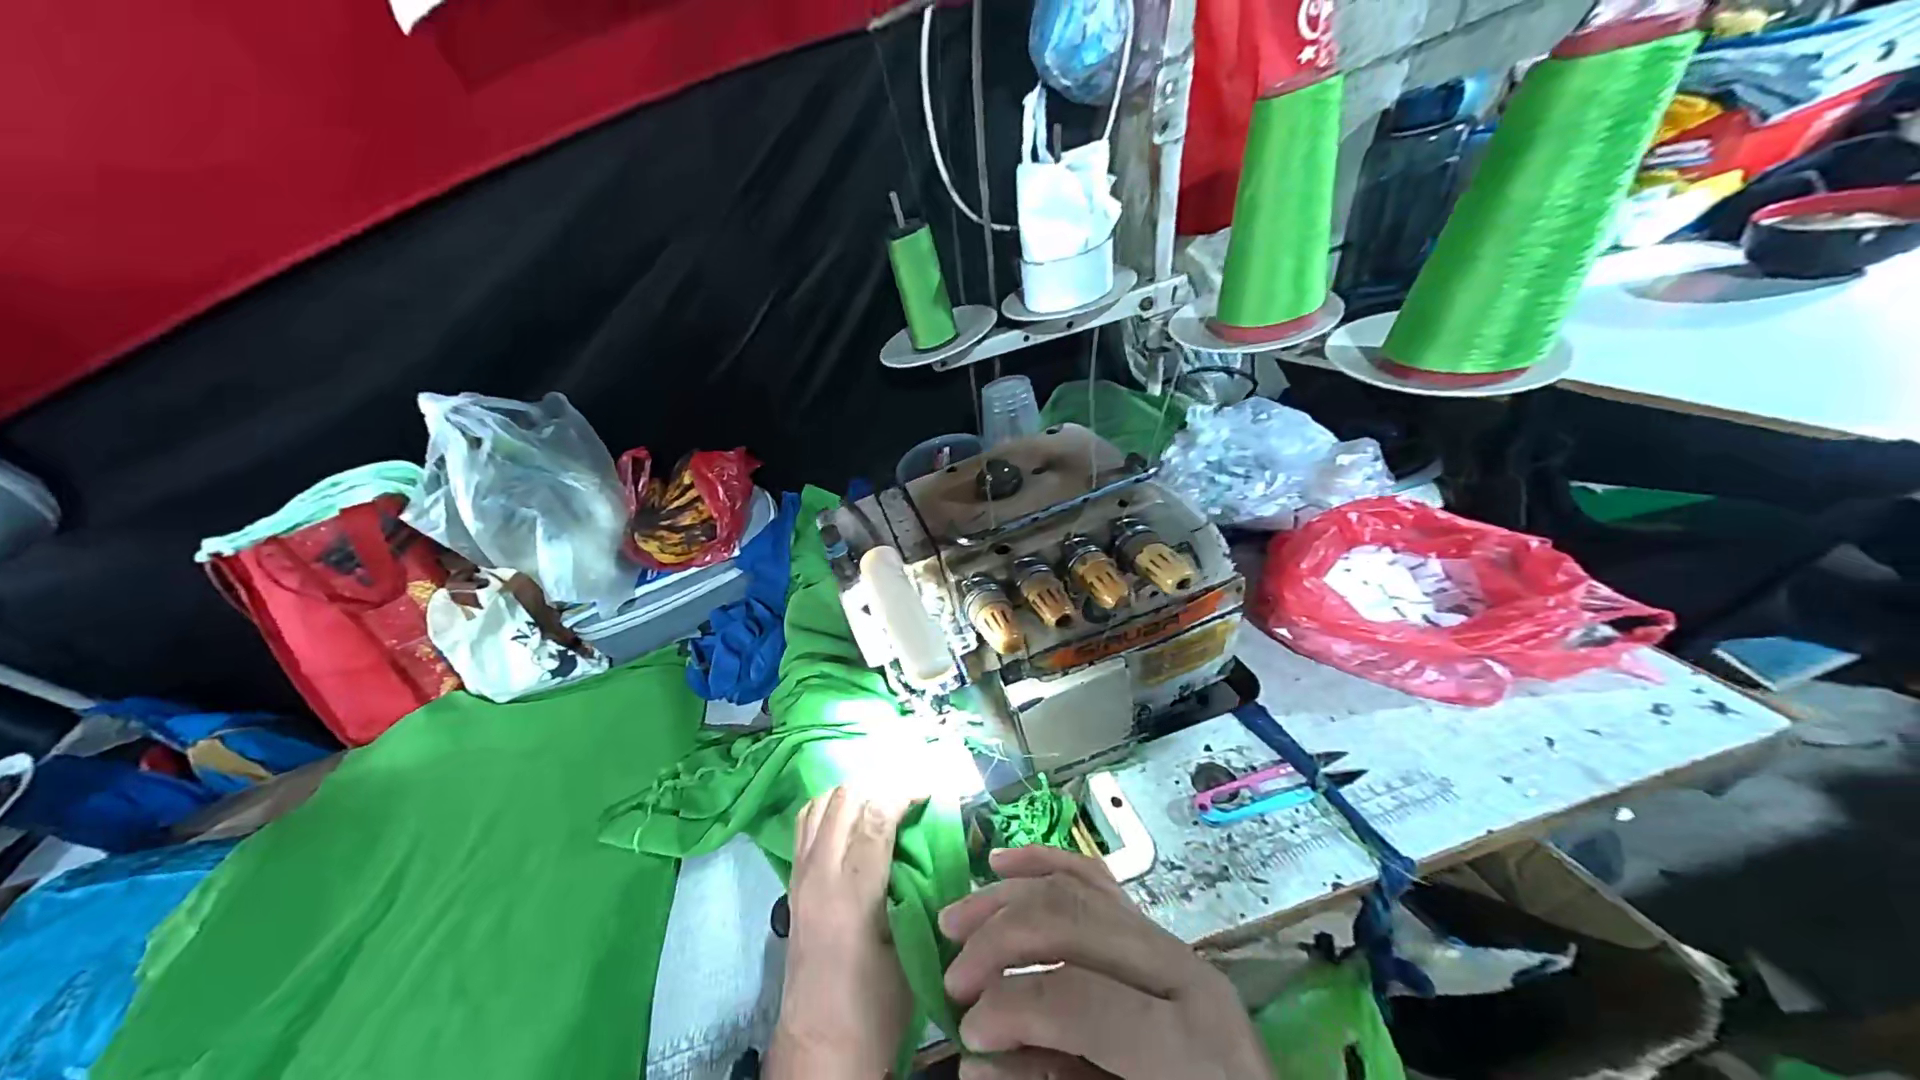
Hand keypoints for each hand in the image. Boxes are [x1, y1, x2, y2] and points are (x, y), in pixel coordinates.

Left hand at [769, 787, 914, 1079]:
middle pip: (845, 797)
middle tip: (913, 796)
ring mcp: (800, 875)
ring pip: (821, 802)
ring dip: (856, 793)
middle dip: (883, 785)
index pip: (875, 815)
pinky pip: (807, 822)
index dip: (906, 791)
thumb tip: (932, 841)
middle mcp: (818, 873)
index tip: (932, 790)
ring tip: (886, 802)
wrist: (821, 1047)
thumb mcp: (910, 948)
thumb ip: (918, 887)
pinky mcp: (792, 882)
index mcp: (851, 892)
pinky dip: (832, 807)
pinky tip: (855, 818)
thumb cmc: (876, 1006)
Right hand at [939, 846, 1273, 1079]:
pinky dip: (1046, 865)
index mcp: (1189, 1042)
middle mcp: (1183, 973)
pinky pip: (1097, 883)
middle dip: (999, 940)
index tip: (966, 1032)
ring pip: (1077, 889)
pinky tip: (1004, 862)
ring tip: (955, 919)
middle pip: (1073, 920)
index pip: (1077, 996)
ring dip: (1007, 897)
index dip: (1009, 1006)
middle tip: (953, 978)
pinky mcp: (1158, 935)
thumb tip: (975, 1057)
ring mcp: (1173, 943)